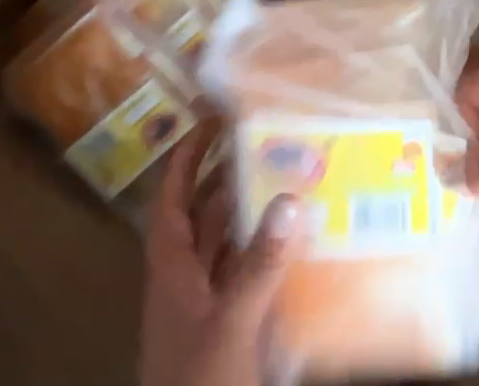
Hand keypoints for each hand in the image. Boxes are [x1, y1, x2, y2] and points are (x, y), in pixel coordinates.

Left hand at [140, 130, 304, 385]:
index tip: (213, 120)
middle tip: (278, 139)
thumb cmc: (199, 380)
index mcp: (172, 270)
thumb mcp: (231, 323)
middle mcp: (189, 279)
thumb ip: (259, 265)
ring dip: (259, 213)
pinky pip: (253, 273)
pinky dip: (274, 251)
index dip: (187, 158)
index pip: (172, 200)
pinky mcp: (234, 323)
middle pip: (208, 215)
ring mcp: (211, 303)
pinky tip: (306, 238)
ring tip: (299, 176)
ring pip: (233, 243)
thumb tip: (289, 199)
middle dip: (236, 176)